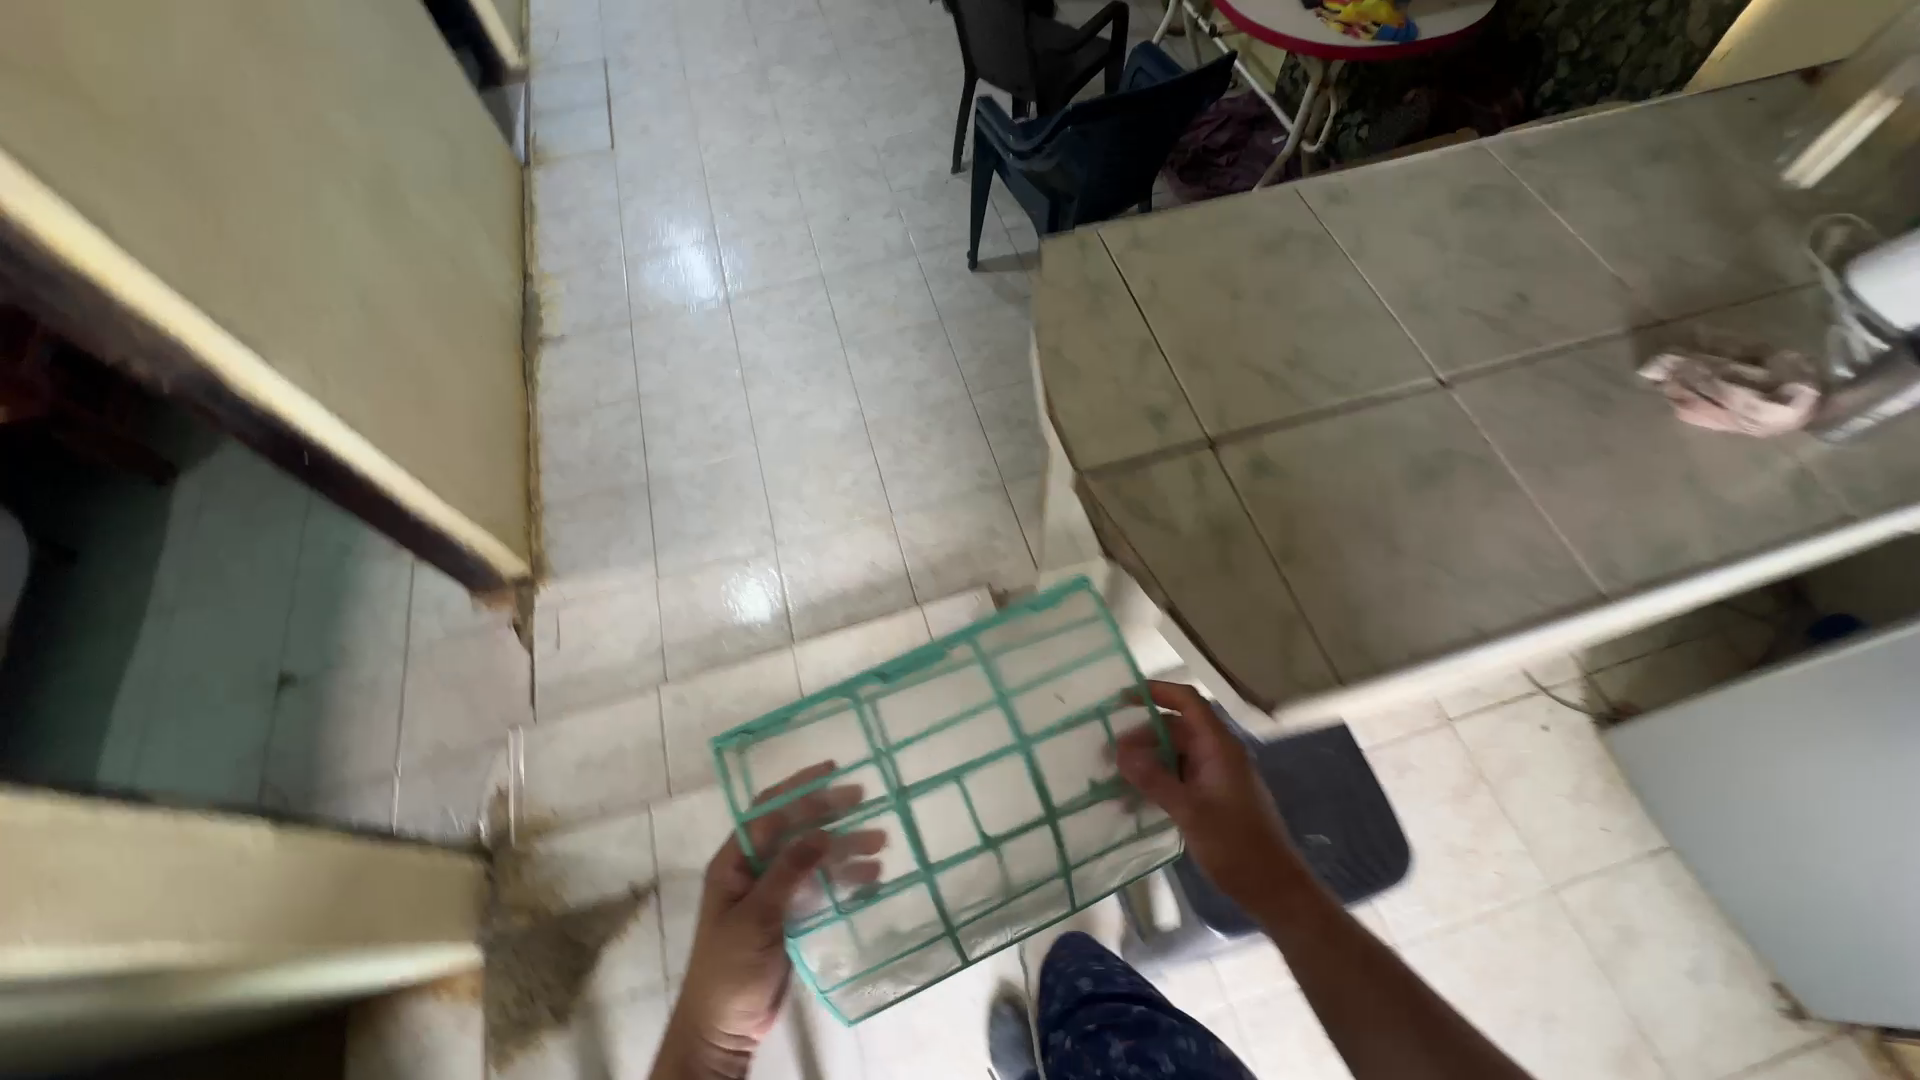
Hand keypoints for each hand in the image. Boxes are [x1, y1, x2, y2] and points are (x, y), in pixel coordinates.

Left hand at [658, 762, 882, 1078]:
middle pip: (795, 829)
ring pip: (814, 857)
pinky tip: (873, 879)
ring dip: (845, 848)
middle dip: (829, 813)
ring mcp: (774, 893)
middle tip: (864, 801)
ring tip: (881, 843)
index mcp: (734, 862)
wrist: (723, 1028)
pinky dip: (846, 880)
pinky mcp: (791, 917)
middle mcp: (754, 870)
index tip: (832, 771)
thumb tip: (821, 831)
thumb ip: (788, 871)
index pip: (767, 813)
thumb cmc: (729, 968)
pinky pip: (822, 887)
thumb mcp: (757, 917)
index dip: (798, 788)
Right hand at [1114, 681, 1308, 904]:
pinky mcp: (1213, 798)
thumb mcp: (1190, 811)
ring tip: (1114, 778)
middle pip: (1176, 730)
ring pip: (1175, 756)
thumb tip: (1120, 753)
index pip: (1188, 702)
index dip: (1157, 692)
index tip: (1122, 698)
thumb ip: (1154, 779)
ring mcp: (1217, 777)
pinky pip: (1179, 779)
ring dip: (1146, 763)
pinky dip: (1156, 783)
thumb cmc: (1236, 846)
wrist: (1274, 889)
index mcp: (1219, 748)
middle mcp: (1218, 755)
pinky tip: (1132, 802)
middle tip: (1108, 754)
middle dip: (1141, 737)